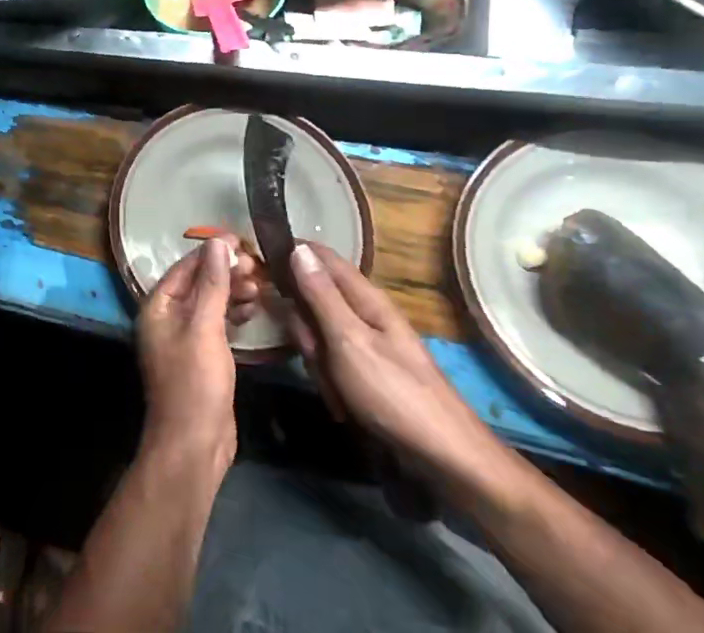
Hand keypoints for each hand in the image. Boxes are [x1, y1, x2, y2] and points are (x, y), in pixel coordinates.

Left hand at [136, 238, 238, 468]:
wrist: (195, 441)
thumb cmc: (195, 381)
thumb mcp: (205, 327)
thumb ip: (212, 284)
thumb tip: (217, 243)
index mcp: (157, 308)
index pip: (184, 268)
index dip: (211, 252)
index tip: (241, 240)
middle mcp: (166, 319)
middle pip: (197, 284)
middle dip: (224, 272)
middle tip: (257, 266)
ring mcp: (183, 338)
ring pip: (208, 303)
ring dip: (231, 291)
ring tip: (260, 285)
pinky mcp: (201, 356)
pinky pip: (216, 324)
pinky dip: (233, 313)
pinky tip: (253, 308)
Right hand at [285, 242, 514, 494]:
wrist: (444, 456)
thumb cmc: (394, 393)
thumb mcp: (348, 340)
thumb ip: (321, 296)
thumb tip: (298, 249)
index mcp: (365, 298)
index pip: (321, 258)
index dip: (290, 256)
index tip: (259, 270)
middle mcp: (365, 313)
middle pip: (313, 300)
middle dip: (302, 326)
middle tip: (313, 353)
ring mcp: (366, 343)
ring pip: (318, 334)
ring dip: (316, 359)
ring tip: (332, 384)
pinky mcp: (366, 370)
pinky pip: (331, 361)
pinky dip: (329, 379)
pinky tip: (339, 401)